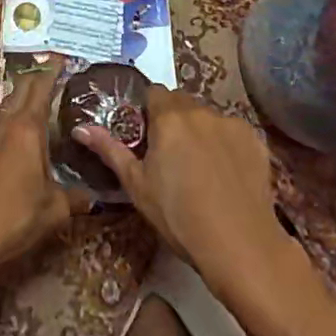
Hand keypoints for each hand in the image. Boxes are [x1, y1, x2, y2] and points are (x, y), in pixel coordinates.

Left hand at [0, 60, 86, 268]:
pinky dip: (8, 119)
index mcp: (28, 128)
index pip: (41, 87)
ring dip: (20, 98)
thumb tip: (94, 198)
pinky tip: (15, 135)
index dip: (52, 70)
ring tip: (36, 103)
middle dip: (36, 78)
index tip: (63, 59)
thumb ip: (77, 197)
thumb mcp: (56, 208)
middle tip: (53, 76)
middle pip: (20, 88)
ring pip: (5, 105)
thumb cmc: (18, 215)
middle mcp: (5, 125)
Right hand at [72, 88, 287, 276]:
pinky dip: (227, 146)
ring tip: (200, 170)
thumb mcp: (137, 186)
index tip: (146, 135)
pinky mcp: (255, 138)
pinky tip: (226, 175)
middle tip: (170, 156)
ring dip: (201, 132)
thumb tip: (81, 129)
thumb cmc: (178, 216)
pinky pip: (233, 133)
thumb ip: (110, 151)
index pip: (154, 93)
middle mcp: (201, 111)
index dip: (148, 111)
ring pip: (209, 118)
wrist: (238, 242)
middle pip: (182, 103)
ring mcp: (231, 123)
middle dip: (174, 120)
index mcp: (170, 118)